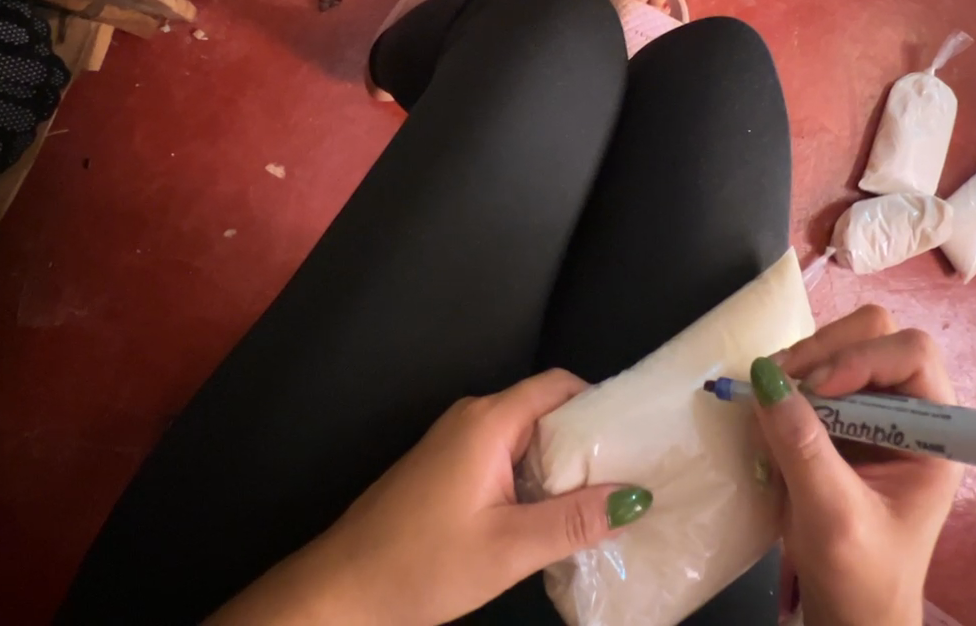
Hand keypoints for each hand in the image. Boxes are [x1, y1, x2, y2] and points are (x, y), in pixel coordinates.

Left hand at [208, 369, 653, 625]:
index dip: (599, 402)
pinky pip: (502, 451)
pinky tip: (547, 511)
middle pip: (544, 406)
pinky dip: (531, 472)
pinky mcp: (445, 463)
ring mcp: (455, 438)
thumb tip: (635, 496)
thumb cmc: (422, 564)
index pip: (558, 385)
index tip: (633, 435)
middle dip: (585, 436)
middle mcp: (473, 415)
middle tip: (625, 473)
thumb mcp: (508, 549)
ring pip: (524, 432)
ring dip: (558, 460)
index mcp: (489, 421)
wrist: (339, 590)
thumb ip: (573, 520)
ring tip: (596, 497)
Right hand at [750, 305, 962, 625]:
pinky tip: (767, 415)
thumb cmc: (859, 577)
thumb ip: (802, 447)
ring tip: (768, 402)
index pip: (912, 353)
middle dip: (824, 350)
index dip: (863, 358)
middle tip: (783, 382)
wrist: (847, 613)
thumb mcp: (832, 517)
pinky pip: (807, 370)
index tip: (818, 390)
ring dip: (799, 363)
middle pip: (872, 333)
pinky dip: (783, 382)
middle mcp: (906, 409)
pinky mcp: (834, 414)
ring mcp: (868, 407)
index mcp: (934, 433)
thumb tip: (765, 378)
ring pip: (836, 343)